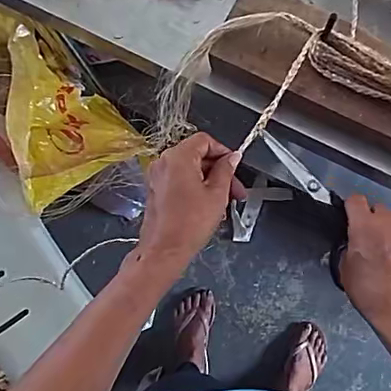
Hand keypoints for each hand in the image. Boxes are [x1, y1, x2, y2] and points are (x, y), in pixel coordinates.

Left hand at [136, 133, 243, 271]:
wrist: (165, 250)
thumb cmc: (188, 225)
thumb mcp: (217, 194)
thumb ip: (226, 170)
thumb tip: (232, 158)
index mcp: (178, 157)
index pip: (204, 141)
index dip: (223, 151)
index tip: (234, 164)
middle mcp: (163, 163)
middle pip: (197, 155)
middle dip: (219, 170)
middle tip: (235, 187)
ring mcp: (157, 177)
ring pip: (189, 170)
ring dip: (209, 181)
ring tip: (225, 200)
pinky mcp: (156, 191)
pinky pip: (180, 181)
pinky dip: (195, 188)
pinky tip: (209, 205)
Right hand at [340, 195, 390, 331]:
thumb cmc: (374, 294)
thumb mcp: (345, 270)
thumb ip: (347, 248)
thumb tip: (351, 245)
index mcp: (364, 226)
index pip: (355, 200)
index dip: (352, 208)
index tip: (351, 214)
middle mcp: (388, 222)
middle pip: (377, 210)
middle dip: (372, 223)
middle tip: (369, 242)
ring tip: (388, 257)